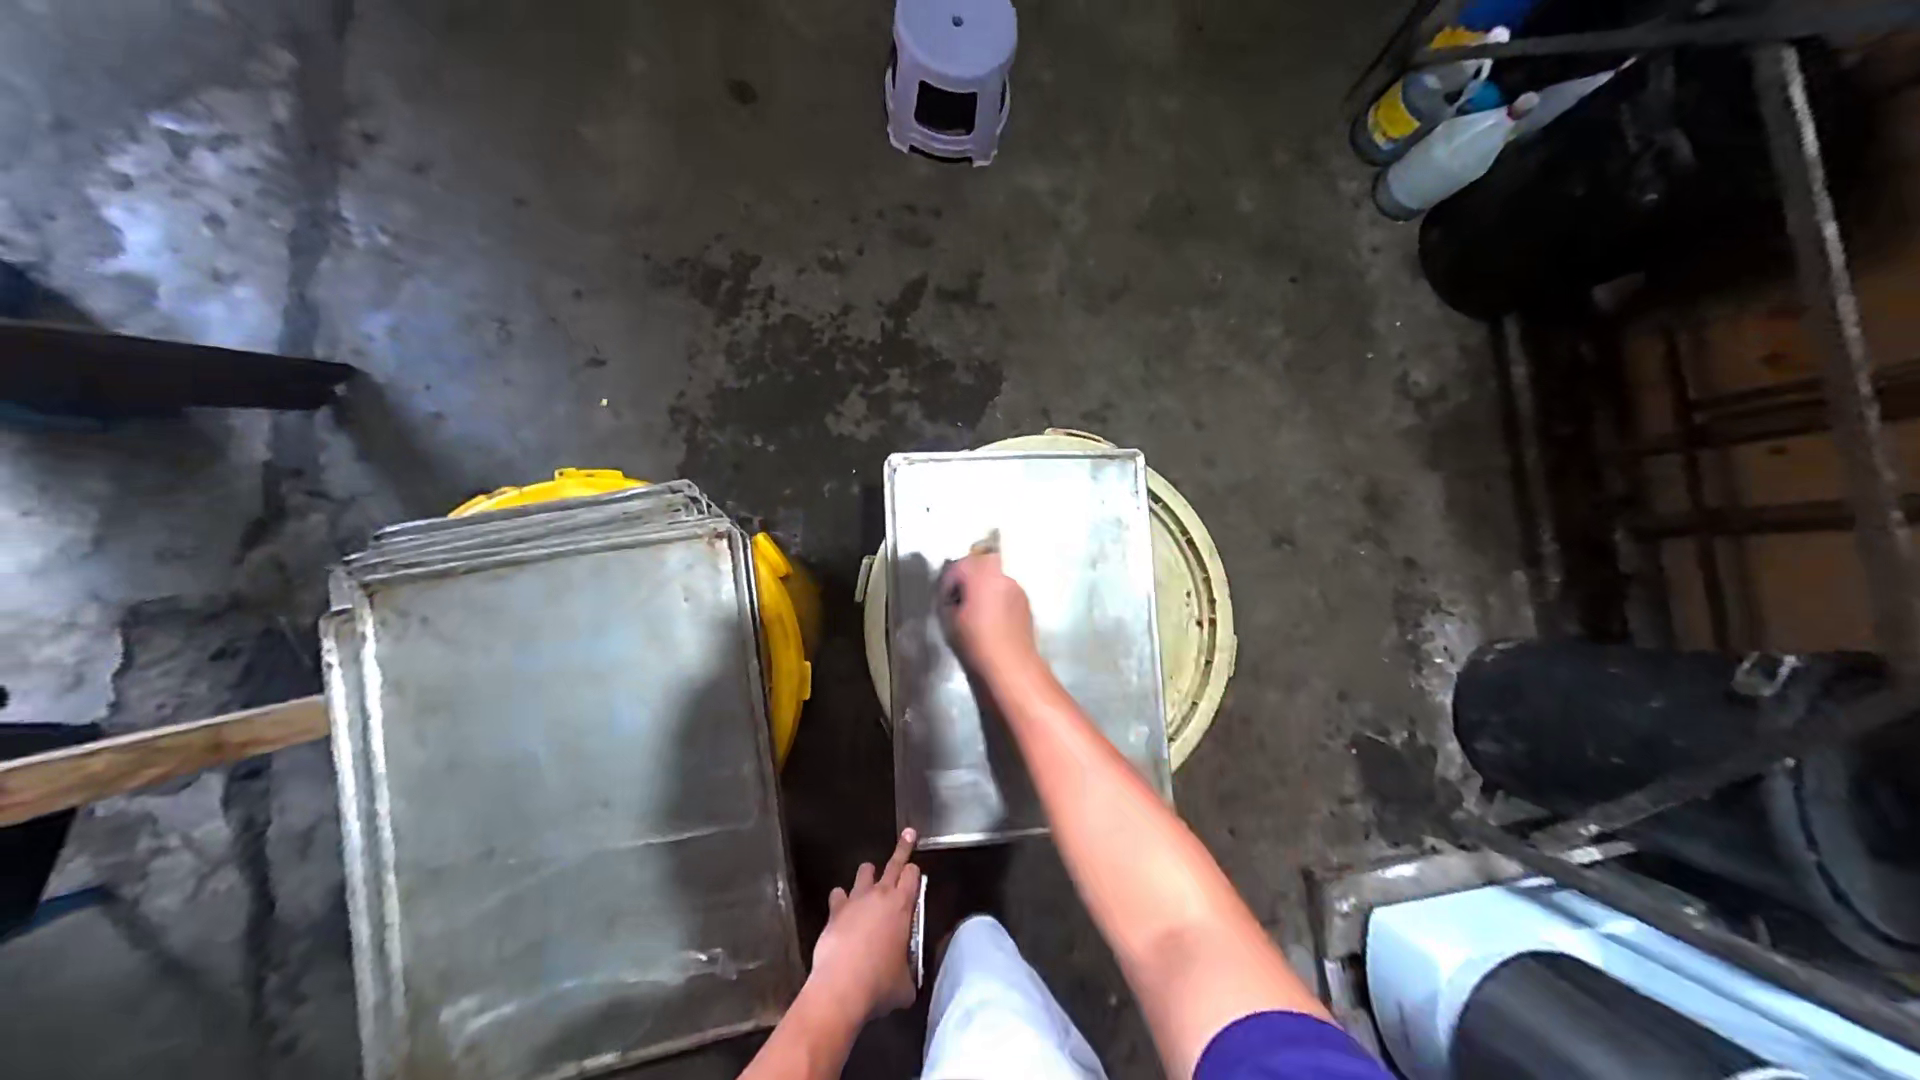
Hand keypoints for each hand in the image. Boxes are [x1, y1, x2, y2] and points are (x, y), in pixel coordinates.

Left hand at [808, 829, 921, 1019]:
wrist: (841, 988)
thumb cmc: (880, 984)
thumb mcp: (906, 983)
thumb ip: (909, 972)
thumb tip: (908, 980)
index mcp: (902, 906)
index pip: (913, 875)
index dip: (916, 873)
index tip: (916, 874)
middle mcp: (880, 894)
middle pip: (894, 863)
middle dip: (903, 847)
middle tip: (909, 834)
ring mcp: (855, 899)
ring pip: (864, 872)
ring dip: (869, 875)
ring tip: (870, 881)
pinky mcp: (835, 911)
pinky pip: (839, 894)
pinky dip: (842, 900)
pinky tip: (842, 910)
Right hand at [938, 553, 1037, 676]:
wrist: (1011, 667)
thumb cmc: (975, 642)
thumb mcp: (948, 619)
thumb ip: (947, 598)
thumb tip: (952, 595)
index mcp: (982, 574)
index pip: (959, 565)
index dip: (948, 582)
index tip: (944, 601)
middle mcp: (1003, 575)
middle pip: (979, 567)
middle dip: (966, 580)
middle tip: (957, 603)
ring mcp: (1018, 589)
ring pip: (994, 579)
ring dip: (982, 589)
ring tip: (974, 613)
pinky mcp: (1026, 603)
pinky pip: (1005, 593)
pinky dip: (996, 600)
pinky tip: (991, 621)